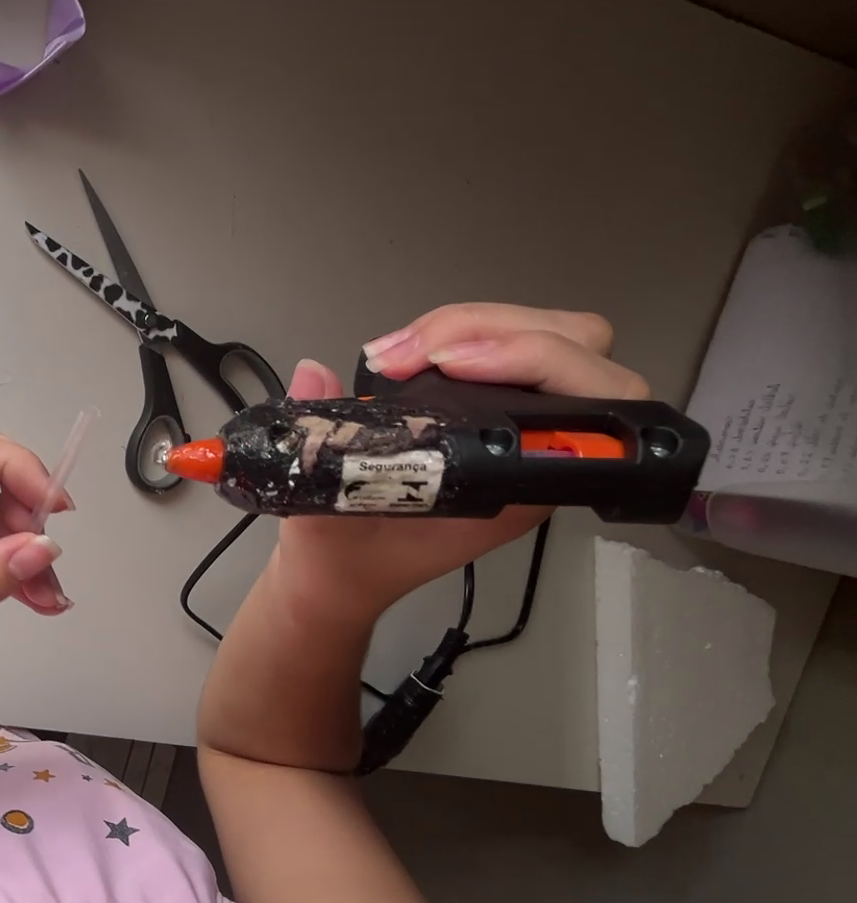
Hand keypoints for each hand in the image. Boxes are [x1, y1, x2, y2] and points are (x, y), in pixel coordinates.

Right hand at [268, 303, 650, 621]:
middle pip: (576, 346)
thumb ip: (319, 450)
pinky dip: (454, 333)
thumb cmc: (346, 560)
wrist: (338, 577)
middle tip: (401, 354)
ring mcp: (516, 426)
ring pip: (545, 335)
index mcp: (522, 490)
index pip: (588, 401)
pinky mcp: (485, 409)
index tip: (446, 363)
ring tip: (389, 353)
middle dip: (491, 329)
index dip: (533, 360)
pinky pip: (503, 348)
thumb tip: (312, 372)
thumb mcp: (324, 517)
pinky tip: (399, 353)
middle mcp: (537, 451)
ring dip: (468, 326)